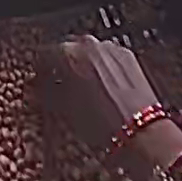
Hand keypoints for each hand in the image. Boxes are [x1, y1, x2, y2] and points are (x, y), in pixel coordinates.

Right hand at [37, 34, 162, 149]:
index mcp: (68, 54)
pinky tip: (102, 88)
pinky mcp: (128, 56)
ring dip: (83, 65)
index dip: (39, 68)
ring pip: (88, 52)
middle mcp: (89, 45)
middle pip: (67, 49)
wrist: (143, 135)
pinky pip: (107, 57)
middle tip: (58, 85)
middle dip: (61, 65)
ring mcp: (110, 48)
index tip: (38, 78)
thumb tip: (40, 85)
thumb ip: (47, 91)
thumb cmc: (104, 126)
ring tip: (83, 89)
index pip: (44, 53)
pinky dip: (101, 68)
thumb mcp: (64, 110)